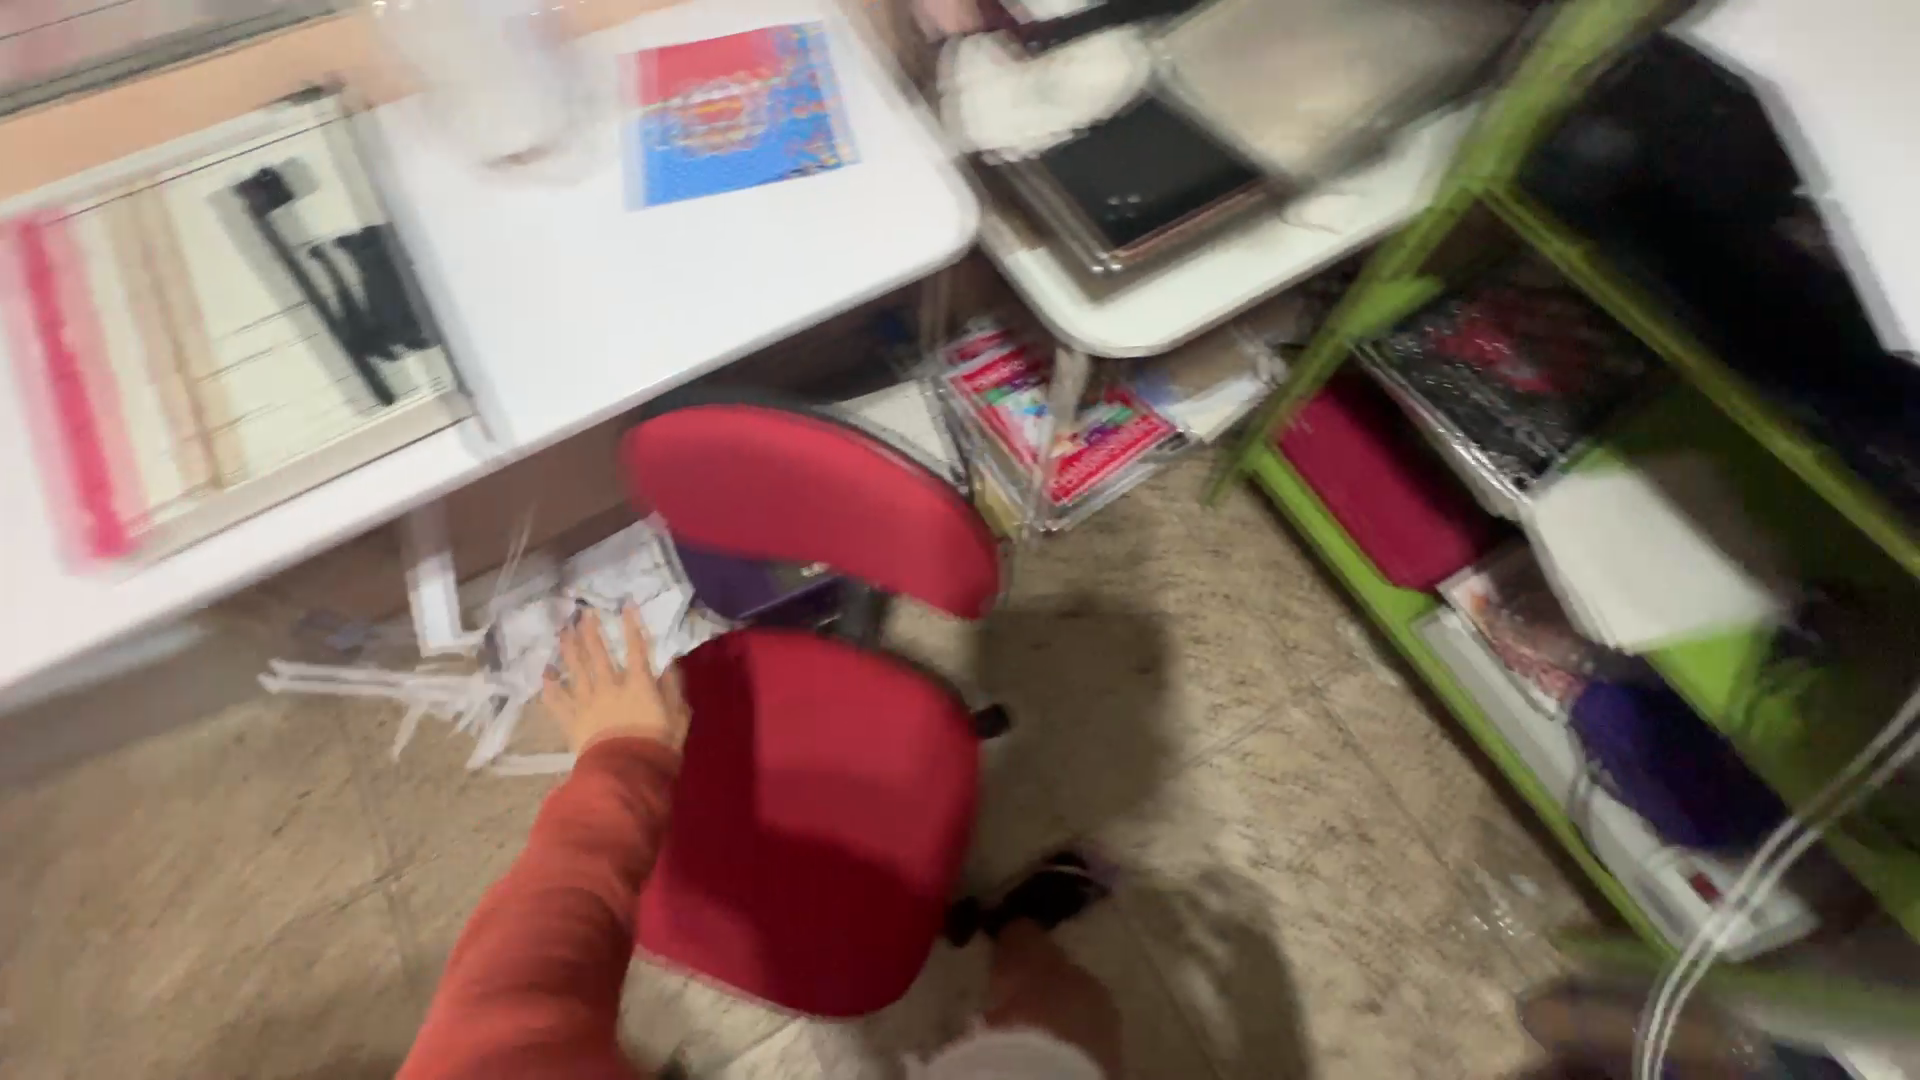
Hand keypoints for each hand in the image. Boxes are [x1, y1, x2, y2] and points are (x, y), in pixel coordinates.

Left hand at [541, 604, 689, 754]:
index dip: (632, 625)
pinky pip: (558, 701)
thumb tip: (670, 664)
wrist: (625, 771)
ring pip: (575, 670)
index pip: (636, 647)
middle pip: (598, 653)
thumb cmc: (658, 743)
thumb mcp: (678, 714)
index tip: (626, 605)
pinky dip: (550, 687)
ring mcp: (587, 702)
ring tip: (562, 632)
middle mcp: (610, 685)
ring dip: (568, 649)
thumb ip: (672, 688)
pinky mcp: (573, 720)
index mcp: (638, 682)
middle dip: (591, 631)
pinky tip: (545, 674)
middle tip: (583, 613)